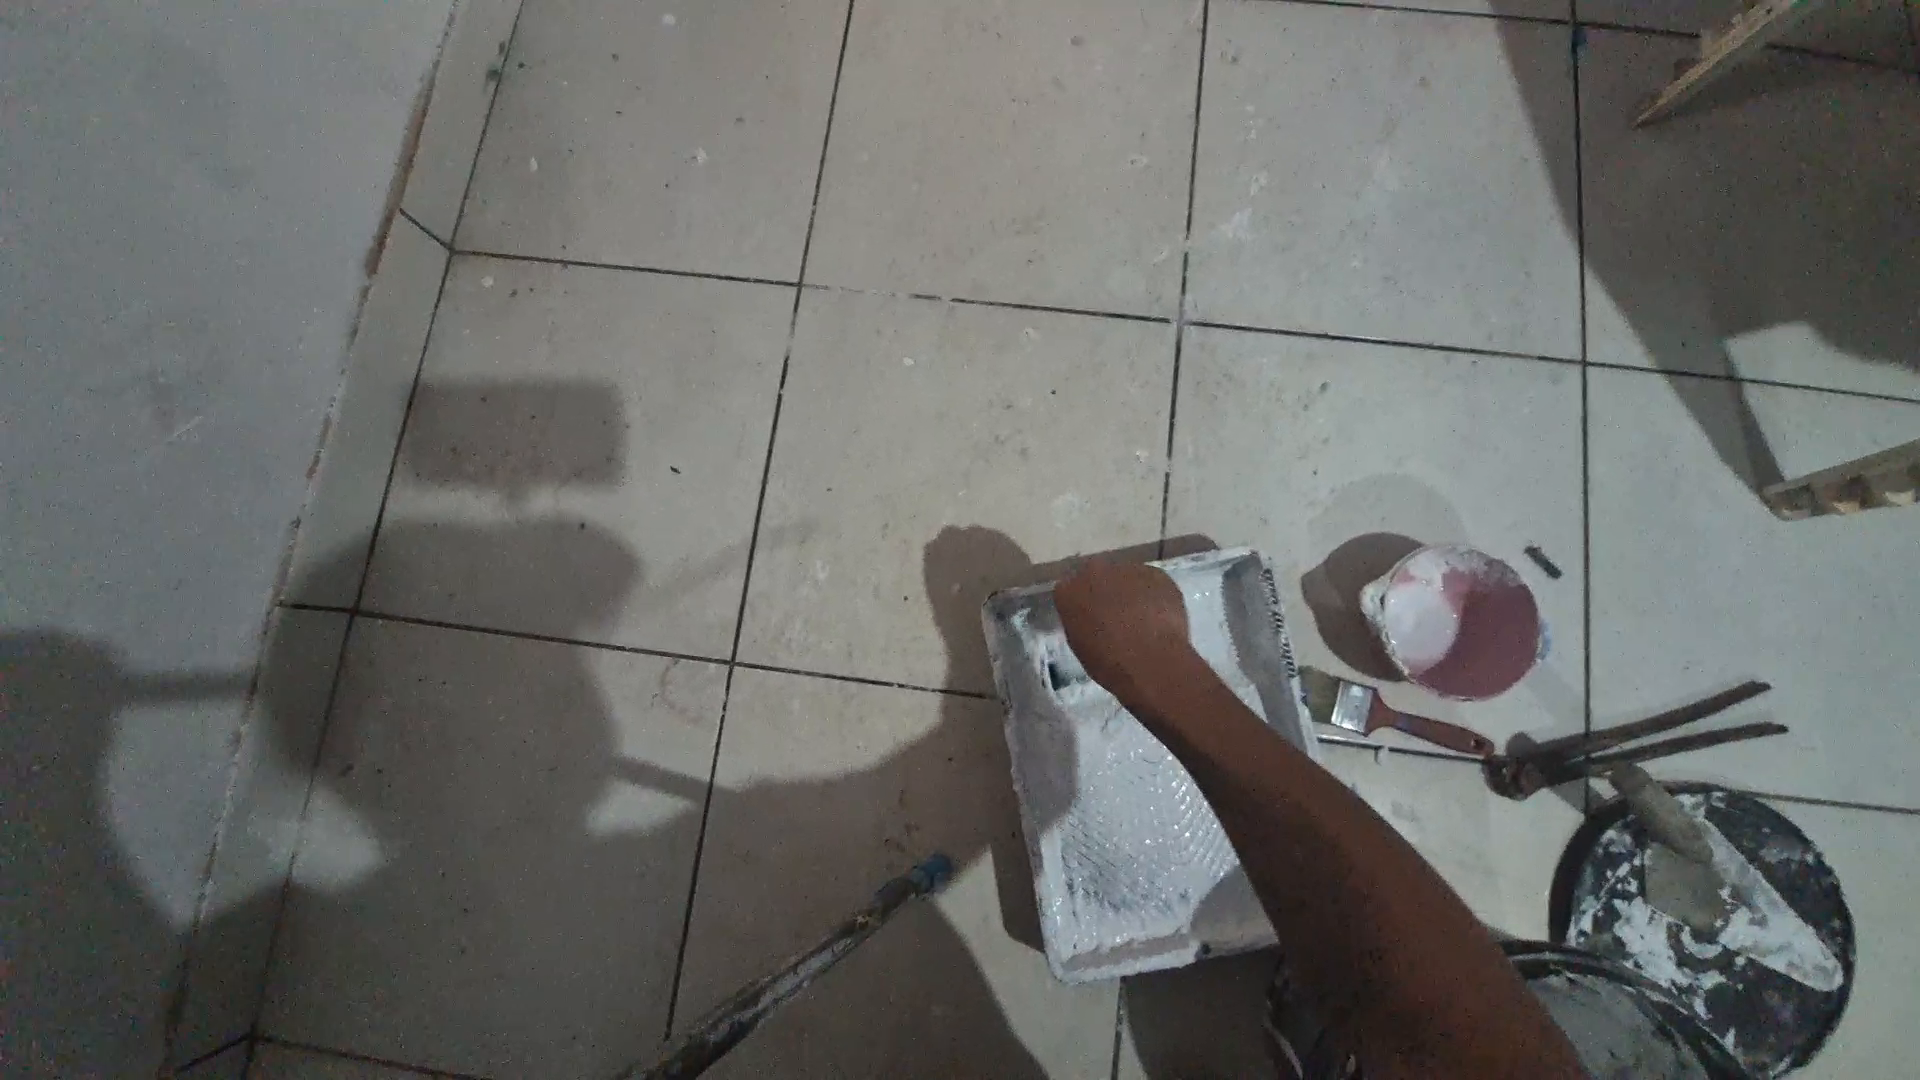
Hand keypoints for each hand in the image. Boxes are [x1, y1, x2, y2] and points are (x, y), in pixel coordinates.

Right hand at [1052, 560, 1201, 710]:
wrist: (1153, 659)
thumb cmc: (1109, 662)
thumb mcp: (1081, 647)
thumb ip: (1081, 623)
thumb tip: (1091, 619)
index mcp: (1068, 592)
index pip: (1069, 592)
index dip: (1081, 606)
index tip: (1090, 620)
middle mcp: (1093, 572)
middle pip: (1096, 578)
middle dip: (1104, 593)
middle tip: (1115, 617)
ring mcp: (1126, 569)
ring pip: (1125, 578)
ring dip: (1130, 593)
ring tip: (1143, 620)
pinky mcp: (1155, 572)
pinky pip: (1150, 582)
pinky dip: (1153, 595)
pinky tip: (1161, 617)